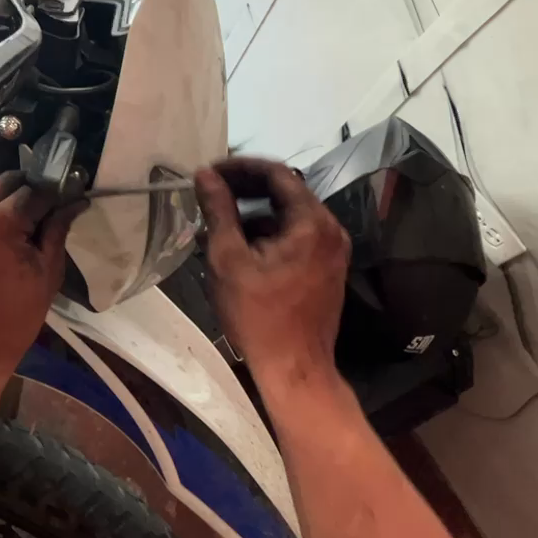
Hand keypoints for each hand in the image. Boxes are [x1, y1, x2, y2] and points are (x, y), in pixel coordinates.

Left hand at [0, 172, 81, 376]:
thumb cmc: (15, 316)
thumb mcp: (47, 273)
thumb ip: (57, 230)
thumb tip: (74, 202)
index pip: (33, 191)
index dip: (54, 194)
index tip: (68, 198)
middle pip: (6, 182)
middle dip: (29, 190)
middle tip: (47, 208)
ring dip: (7, 198)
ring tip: (25, 220)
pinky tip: (1, 230)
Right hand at [195, 156, 351, 385]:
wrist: (295, 369)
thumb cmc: (258, 315)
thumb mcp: (228, 258)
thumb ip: (219, 210)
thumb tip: (205, 174)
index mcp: (311, 222)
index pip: (276, 173)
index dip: (240, 167)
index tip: (209, 173)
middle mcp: (330, 229)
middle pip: (285, 190)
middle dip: (245, 188)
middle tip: (210, 191)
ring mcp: (332, 250)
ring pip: (289, 214)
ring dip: (254, 211)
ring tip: (218, 220)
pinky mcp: (327, 267)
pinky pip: (296, 235)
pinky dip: (268, 231)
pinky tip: (239, 245)